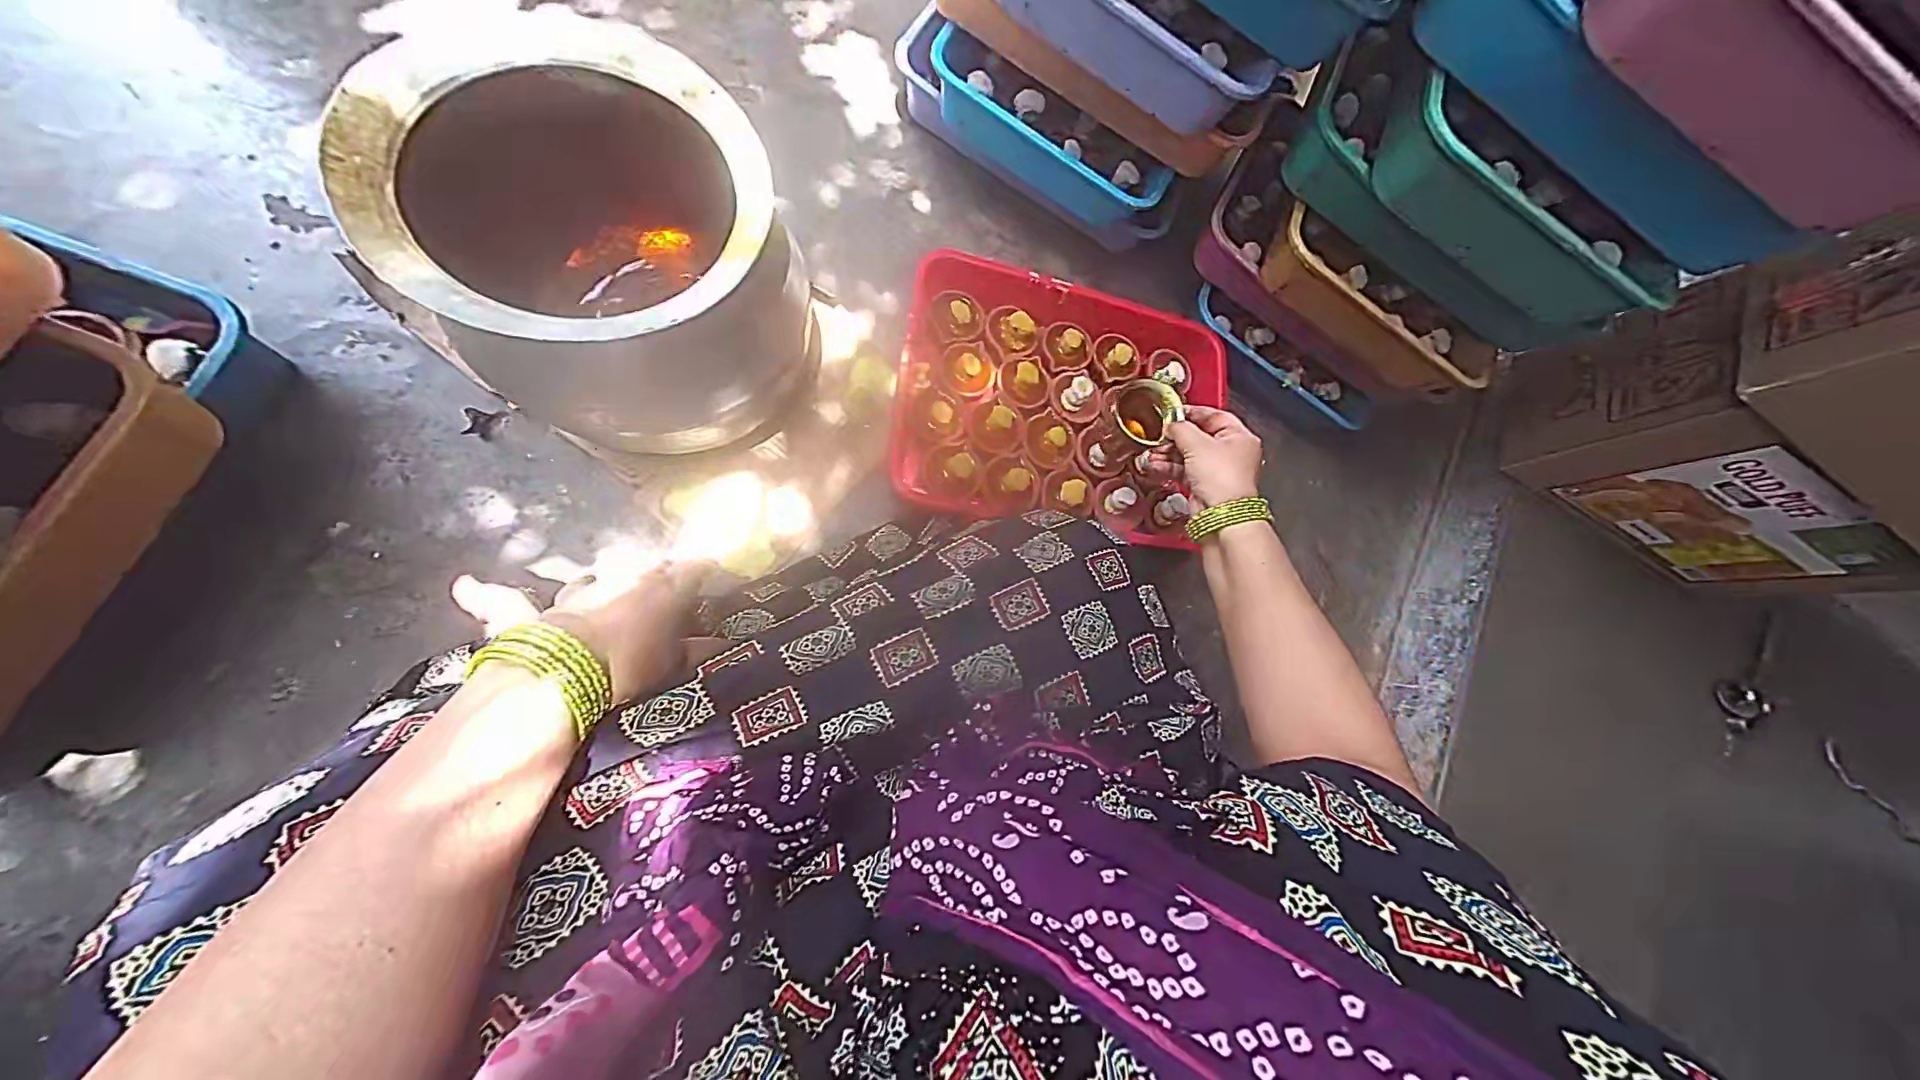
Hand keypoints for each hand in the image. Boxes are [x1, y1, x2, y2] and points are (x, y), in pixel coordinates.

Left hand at [453, 562, 712, 702]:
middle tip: (664, 581)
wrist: (561, 675)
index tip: (716, 572)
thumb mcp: (671, 663)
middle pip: (638, 570)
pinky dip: (484, 593)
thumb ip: (696, 650)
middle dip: (654, 573)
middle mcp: (614, 580)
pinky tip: (465, 583)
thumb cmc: (626, 666)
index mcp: (654, 588)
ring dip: (597, 581)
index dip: (703, 570)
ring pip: (586, 580)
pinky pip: (497, 600)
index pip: (688, 571)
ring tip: (601, 581)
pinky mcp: (526, 616)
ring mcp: (569, 596)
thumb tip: (725, 644)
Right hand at [1141, 405, 1261, 510]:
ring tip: (1153, 451)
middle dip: (1176, 436)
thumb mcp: (1198, 444)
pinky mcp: (1204, 485)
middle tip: (1161, 434)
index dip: (1193, 413)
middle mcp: (1230, 453)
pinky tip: (1155, 464)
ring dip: (1168, 453)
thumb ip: (1181, 429)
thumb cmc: (1223, 480)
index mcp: (1239, 437)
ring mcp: (1216, 470)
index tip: (1175, 412)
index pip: (1215, 416)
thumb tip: (1172, 423)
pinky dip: (1169, 467)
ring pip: (1188, 455)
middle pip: (1199, 437)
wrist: (1220, 514)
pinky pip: (1184, 470)